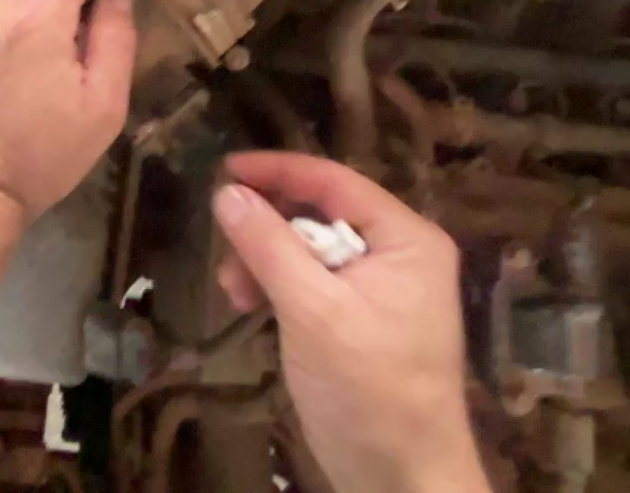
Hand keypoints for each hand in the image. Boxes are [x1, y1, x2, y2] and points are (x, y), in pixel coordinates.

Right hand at [212, 152, 490, 492]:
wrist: (402, 488)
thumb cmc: (368, 392)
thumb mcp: (312, 311)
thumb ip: (268, 245)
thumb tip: (226, 191)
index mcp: (405, 238)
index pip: (332, 180)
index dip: (276, 171)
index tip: (224, 169)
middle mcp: (396, 251)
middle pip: (317, 212)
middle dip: (267, 229)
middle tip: (225, 247)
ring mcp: (379, 285)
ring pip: (307, 247)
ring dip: (265, 262)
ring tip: (234, 292)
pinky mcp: (359, 315)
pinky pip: (310, 279)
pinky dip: (277, 286)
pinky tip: (249, 304)